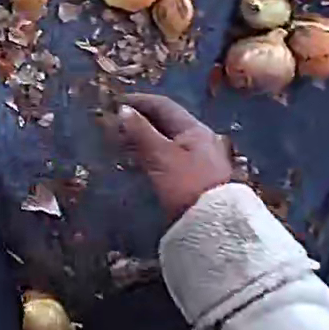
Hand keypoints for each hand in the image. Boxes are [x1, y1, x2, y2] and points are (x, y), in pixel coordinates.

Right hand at [114, 93, 233, 222]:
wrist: (213, 227)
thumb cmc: (187, 184)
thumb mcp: (160, 155)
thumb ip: (141, 131)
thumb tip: (123, 109)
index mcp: (195, 129)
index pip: (163, 105)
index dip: (139, 101)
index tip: (116, 102)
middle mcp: (199, 139)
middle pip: (165, 121)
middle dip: (139, 119)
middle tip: (115, 121)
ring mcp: (197, 159)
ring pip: (165, 139)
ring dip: (143, 136)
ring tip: (120, 138)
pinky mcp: (192, 177)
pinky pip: (166, 155)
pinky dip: (149, 151)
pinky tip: (136, 158)